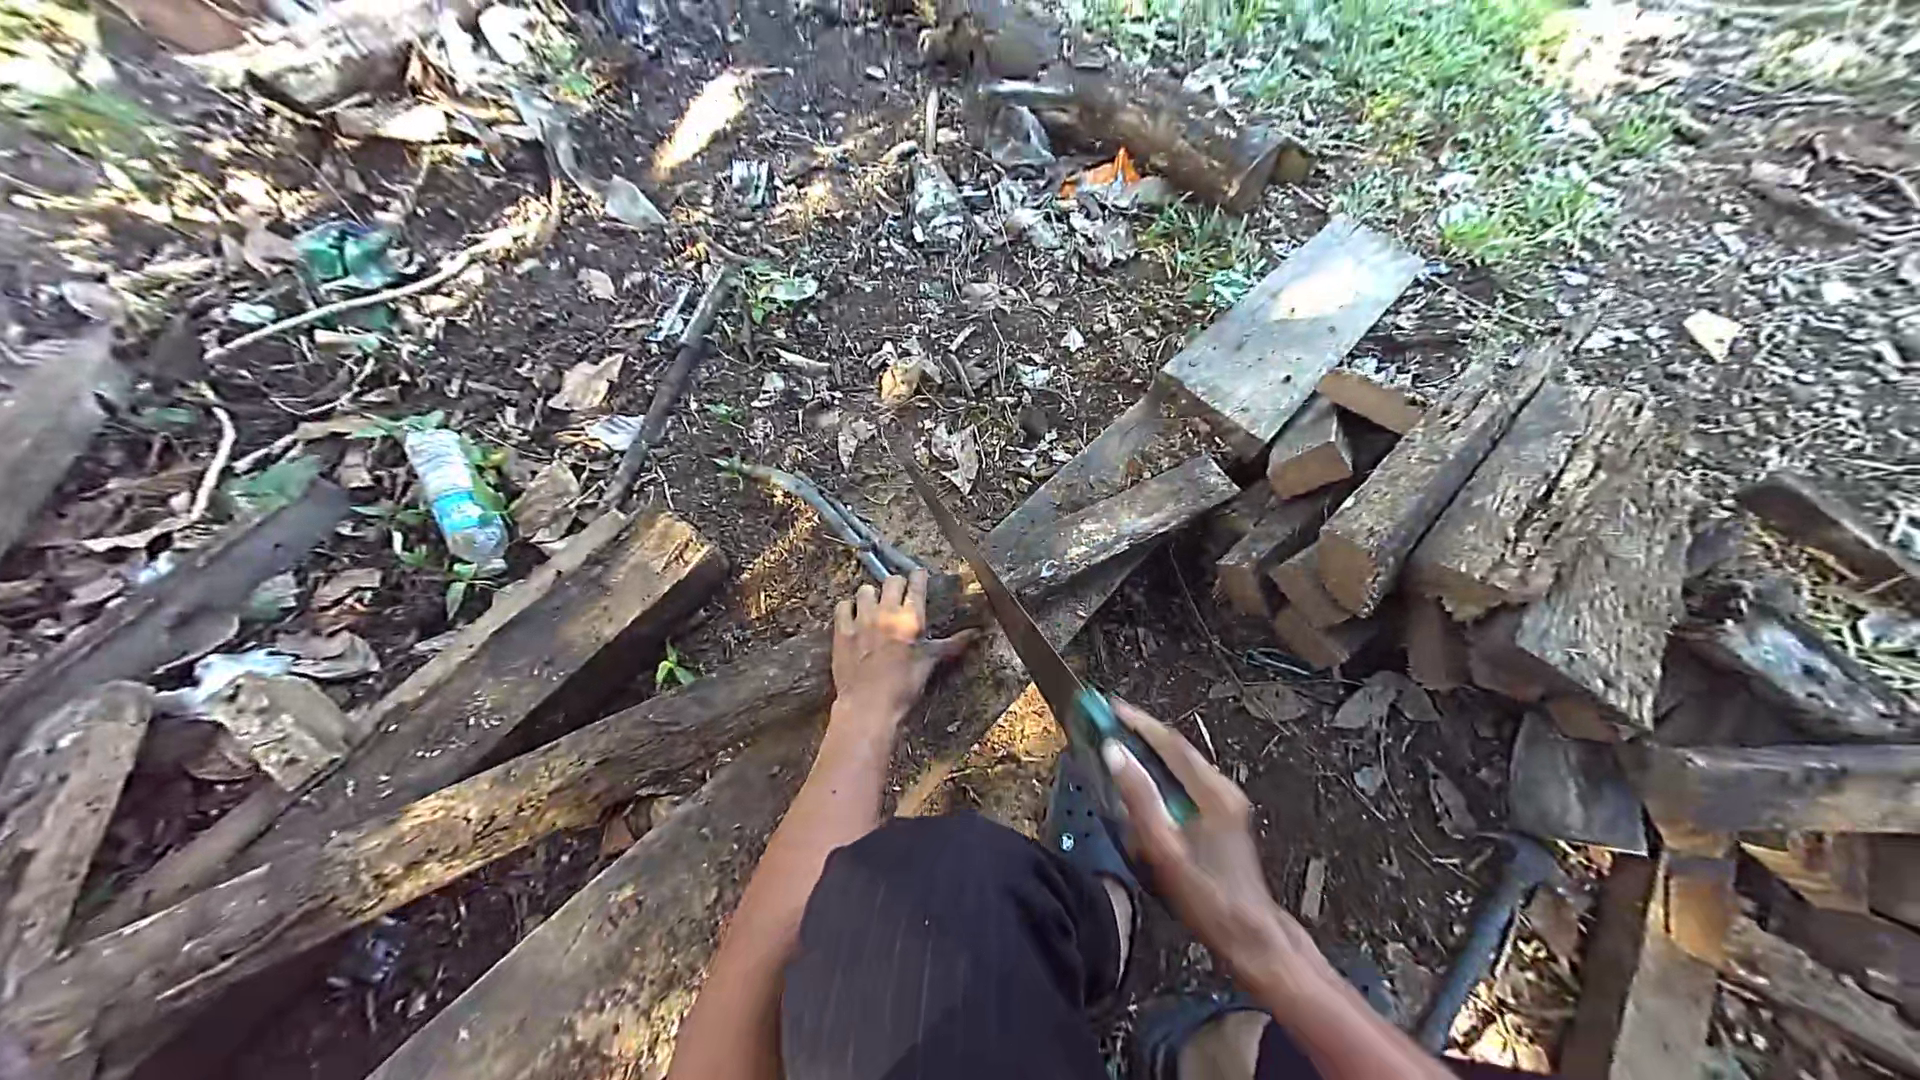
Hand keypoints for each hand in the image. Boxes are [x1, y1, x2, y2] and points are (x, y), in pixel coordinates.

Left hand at [831, 570, 974, 729]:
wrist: (869, 706)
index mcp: (911, 619)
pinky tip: (853, 617)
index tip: (919, 575)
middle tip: (898, 595)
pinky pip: (843, 605)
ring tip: (874, 607)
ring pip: (865, 590)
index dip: (918, 577)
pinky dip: (849, 608)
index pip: (916, 584)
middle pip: (891, 581)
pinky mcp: (842, 630)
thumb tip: (977, 633)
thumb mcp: (930, 662)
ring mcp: (862, 619)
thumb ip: (952, 644)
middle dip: (896, 584)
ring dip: (871, 595)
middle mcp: (886, 612)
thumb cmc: (904, 686)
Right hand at [1103, 700, 1330, 1004]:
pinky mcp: (1222, 814)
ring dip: (1150, 749)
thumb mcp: (1163, 848)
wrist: (1250, 936)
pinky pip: (1186, 778)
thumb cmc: (1206, 897)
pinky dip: (1161, 769)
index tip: (1110, 708)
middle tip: (1109, 722)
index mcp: (1211, 791)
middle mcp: (1222, 789)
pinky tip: (1144, 779)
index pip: (1170, 742)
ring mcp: (1225, 801)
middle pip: (1177, 748)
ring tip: (1120, 743)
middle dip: (1142, 731)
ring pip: (1182, 762)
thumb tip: (1114, 752)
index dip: (1138, 722)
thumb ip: (1138, 797)